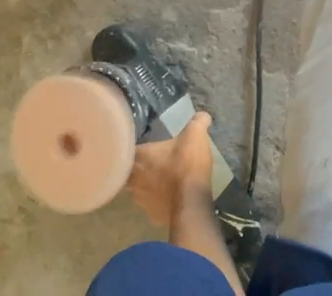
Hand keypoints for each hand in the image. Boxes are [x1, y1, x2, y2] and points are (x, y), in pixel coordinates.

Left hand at [126, 111, 214, 228]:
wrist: (191, 203)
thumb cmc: (187, 164)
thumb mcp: (196, 134)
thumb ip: (197, 121)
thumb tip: (202, 115)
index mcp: (140, 157)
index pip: (128, 150)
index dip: (133, 148)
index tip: (142, 146)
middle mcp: (134, 180)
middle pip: (129, 172)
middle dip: (137, 168)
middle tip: (150, 163)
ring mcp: (141, 201)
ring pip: (138, 191)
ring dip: (146, 186)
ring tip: (159, 180)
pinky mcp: (152, 216)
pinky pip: (151, 206)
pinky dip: (157, 202)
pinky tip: (168, 197)